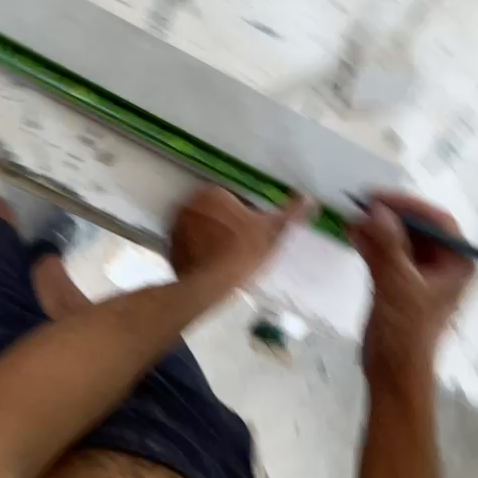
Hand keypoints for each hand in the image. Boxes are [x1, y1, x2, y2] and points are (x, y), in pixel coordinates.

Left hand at [167, 187, 307, 289]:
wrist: (210, 284)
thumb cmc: (243, 252)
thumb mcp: (273, 230)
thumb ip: (291, 213)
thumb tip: (309, 199)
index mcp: (211, 193)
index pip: (233, 199)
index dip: (246, 216)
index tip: (252, 232)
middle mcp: (187, 205)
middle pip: (213, 213)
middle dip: (226, 225)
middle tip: (240, 245)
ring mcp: (174, 227)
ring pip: (199, 229)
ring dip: (211, 237)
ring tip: (227, 257)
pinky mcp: (168, 248)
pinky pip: (187, 246)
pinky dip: (197, 252)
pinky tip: (212, 264)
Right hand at [352, 192, 474, 377]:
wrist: (393, 373)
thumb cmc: (405, 332)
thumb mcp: (397, 286)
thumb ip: (388, 246)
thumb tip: (376, 210)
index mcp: (459, 264)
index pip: (438, 222)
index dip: (408, 205)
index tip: (376, 198)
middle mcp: (444, 266)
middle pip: (419, 229)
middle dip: (390, 216)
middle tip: (360, 206)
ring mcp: (421, 277)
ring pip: (401, 242)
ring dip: (378, 229)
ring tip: (351, 218)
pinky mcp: (400, 287)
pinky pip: (388, 257)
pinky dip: (371, 245)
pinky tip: (352, 235)